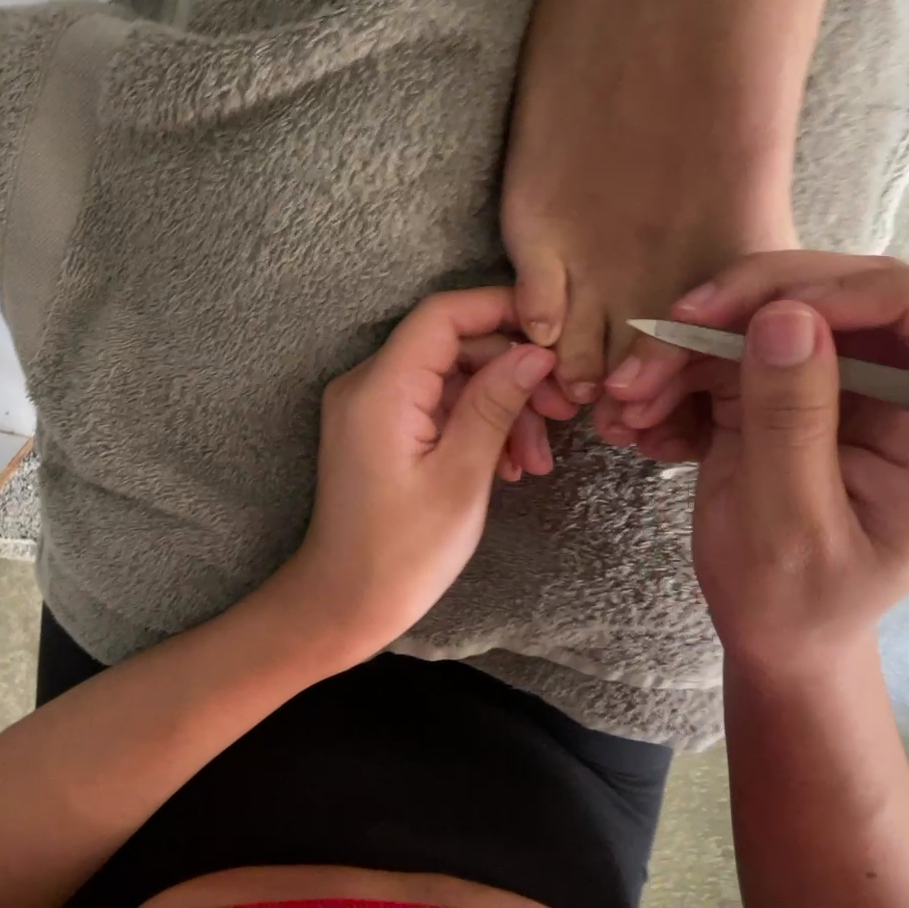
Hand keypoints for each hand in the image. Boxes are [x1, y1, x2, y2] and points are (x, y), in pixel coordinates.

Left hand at [275, 288, 563, 660]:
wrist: (346, 598)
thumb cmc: (403, 551)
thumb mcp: (461, 477)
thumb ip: (494, 405)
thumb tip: (534, 352)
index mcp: (380, 389)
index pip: (441, 315)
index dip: (500, 310)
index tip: (554, 334)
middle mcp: (366, 384)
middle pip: (450, 346)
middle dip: (511, 371)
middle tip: (562, 412)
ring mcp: (369, 406)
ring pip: (449, 378)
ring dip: (499, 406)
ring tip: (536, 459)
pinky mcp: (377, 427)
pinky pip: (433, 404)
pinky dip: (473, 423)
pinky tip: (508, 464)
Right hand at [610, 252, 908, 673]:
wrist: (765, 624)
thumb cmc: (795, 598)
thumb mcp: (788, 522)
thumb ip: (792, 422)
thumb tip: (786, 318)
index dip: (891, 296)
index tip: (788, 314)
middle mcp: (905, 393)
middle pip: (857, 292)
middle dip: (755, 298)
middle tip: (675, 325)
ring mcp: (839, 384)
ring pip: (777, 309)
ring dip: (691, 339)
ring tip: (629, 392)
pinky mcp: (781, 386)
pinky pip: (728, 344)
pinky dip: (673, 366)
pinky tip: (637, 405)